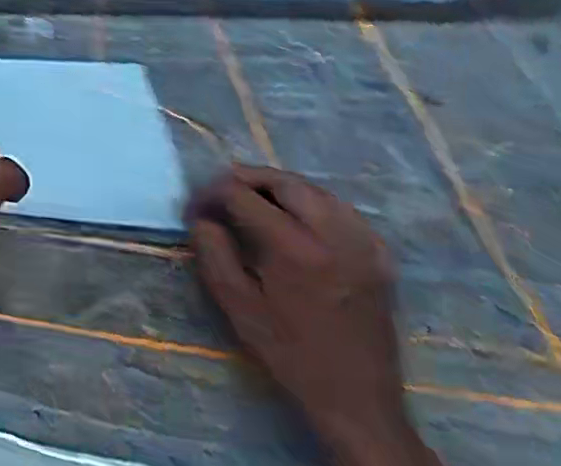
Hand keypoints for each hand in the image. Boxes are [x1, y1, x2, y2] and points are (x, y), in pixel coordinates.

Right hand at [189, 166, 437, 465]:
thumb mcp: (232, 298)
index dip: (209, 195)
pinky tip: (296, 220)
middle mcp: (335, 239)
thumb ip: (211, 248)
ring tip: (252, 202)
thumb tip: (203, 218)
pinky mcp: (380, 262)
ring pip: (319, 192)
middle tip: (219, 194)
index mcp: (295, 248)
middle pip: (285, 183)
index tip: (193, 212)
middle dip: (245, 179)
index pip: (241, 195)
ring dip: (279, 188)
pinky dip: (314, 205)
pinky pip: (346, 214)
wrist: (354, 395)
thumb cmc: (285, 346)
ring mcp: (366, 250)